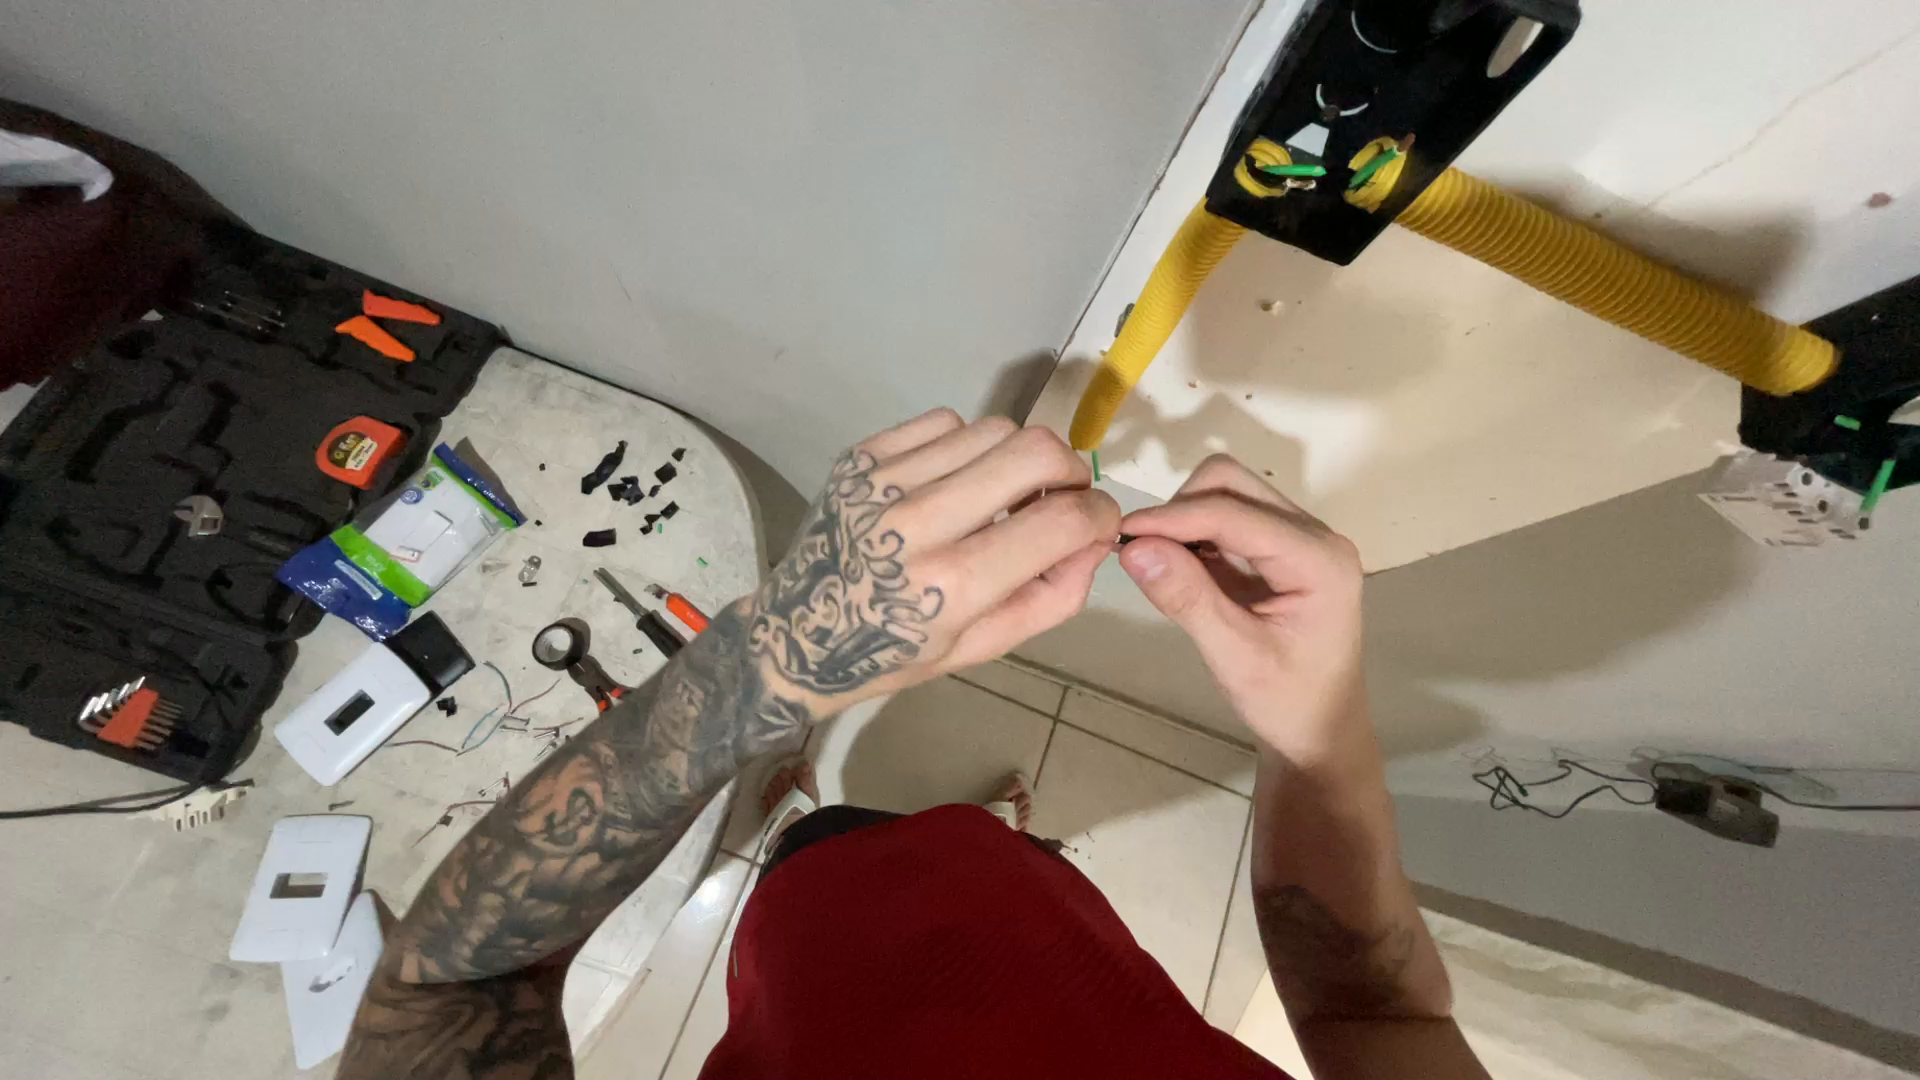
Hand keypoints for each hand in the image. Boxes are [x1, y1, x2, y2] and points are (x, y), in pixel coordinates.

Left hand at [748, 408, 1118, 716]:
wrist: (798, 634)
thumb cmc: (897, 653)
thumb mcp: (984, 646)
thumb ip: (1054, 595)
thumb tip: (1099, 536)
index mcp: (951, 586)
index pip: (1061, 521)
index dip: (1100, 514)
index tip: (1099, 521)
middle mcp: (916, 523)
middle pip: (1032, 450)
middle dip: (1069, 470)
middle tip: (1060, 496)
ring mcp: (882, 482)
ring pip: (992, 428)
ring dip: (1016, 457)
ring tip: (1001, 493)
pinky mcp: (860, 457)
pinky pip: (944, 421)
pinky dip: (967, 444)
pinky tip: (954, 480)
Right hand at [1116, 455, 1364, 763]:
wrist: (1319, 730)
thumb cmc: (1286, 702)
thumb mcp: (1234, 658)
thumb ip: (1186, 599)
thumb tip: (1131, 548)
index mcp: (1317, 559)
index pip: (1232, 513)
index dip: (1172, 517)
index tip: (1118, 534)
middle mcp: (1312, 535)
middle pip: (1231, 483)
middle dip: (1179, 509)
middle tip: (1143, 552)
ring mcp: (1294, 537)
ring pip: (1225, 493)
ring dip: (1183, 519)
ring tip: (1159, 564)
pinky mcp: (1274, 548)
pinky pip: (1224, 517)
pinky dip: (1191, 533)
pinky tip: (1176, 568)